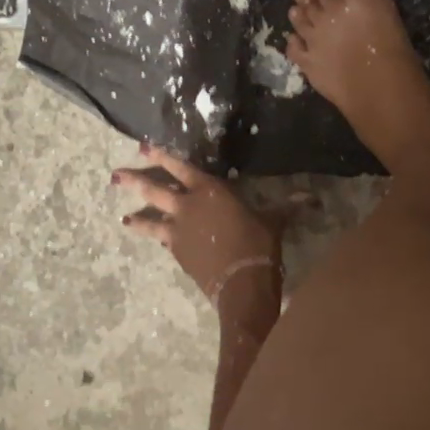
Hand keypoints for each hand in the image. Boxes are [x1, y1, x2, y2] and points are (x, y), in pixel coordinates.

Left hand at [114, 144, 281, 309]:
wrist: (241, 283)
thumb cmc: (257, 242)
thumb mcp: (273, 220)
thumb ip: (288, 206)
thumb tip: (313, 198)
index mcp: (208, 189)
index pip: (179, 166)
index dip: (161, 155)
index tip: (143, 146)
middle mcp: (187, 206)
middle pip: (154, 189)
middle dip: (134, 180)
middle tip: (116, 175)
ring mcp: (178, 231)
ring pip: (151, 218)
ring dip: (137, 216)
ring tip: (123, 218)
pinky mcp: (176, 253)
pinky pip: (161, 240)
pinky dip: (153, 237)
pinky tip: (151, 240)